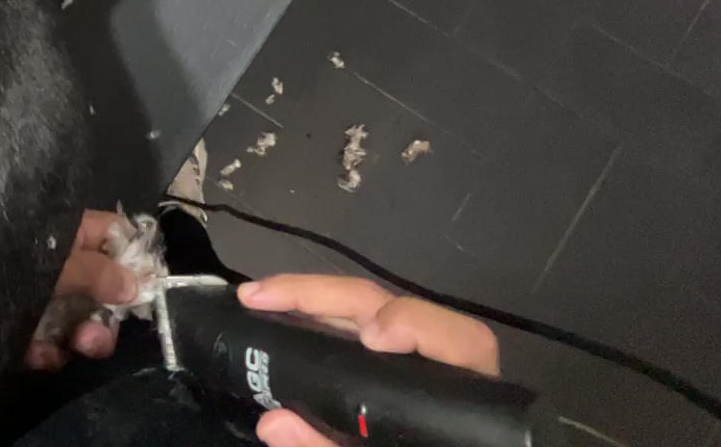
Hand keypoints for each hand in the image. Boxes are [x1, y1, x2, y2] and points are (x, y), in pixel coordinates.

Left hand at [24, 210, 140, 370]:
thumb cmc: (7, 256)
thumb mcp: (57, 261)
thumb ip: (98, 272)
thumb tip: (136, 282)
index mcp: (68, 227)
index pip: (114, 232)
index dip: (133, 258)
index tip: (144, 289)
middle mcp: (56, 256)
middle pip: (100, 286)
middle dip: (103, 317)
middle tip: (94, 336)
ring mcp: (36, 287)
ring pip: (76, 317)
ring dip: (79, 337)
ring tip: (72, 346)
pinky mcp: (17, 317)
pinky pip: (44, 337)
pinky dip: (44, 349)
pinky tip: (35, 354)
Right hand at [237, 275, 499, 446]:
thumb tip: (272, 425)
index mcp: (463, 401)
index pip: (461, 341)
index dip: (415, 325)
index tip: (371, 339)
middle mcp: (435, 362)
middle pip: (386, 303)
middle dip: (320, 294)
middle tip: (261, 297)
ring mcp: (403, 354)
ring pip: (361, 303)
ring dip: (305, 294)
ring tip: (257, 297)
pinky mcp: (377, 355)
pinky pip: (346, 320)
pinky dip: (307, 310)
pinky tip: (273, 309)